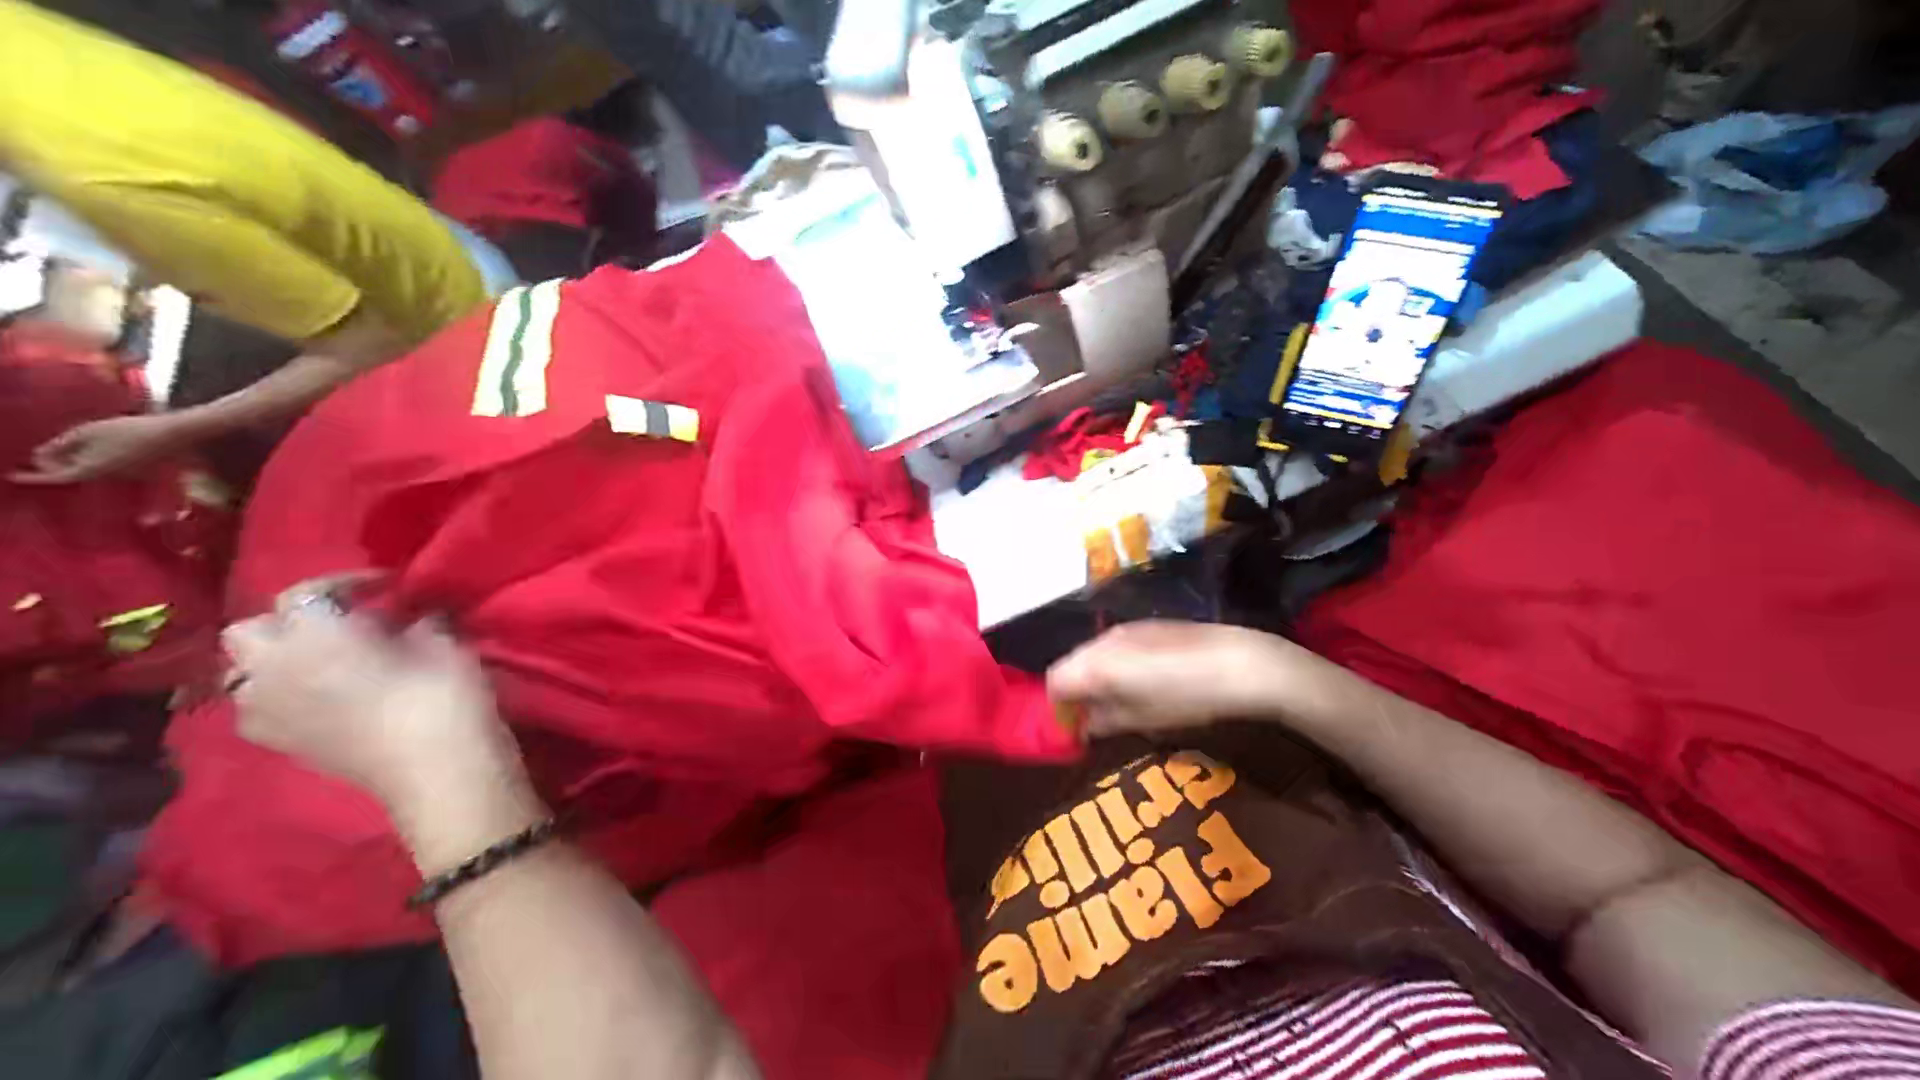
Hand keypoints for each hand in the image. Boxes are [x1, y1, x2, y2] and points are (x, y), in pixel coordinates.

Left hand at [10, 414, 193, 483]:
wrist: (175, 435)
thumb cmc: (130, 431)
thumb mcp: (88, 432)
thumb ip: (61, 444)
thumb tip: (41, 454)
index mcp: (91, 470)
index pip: (54, 477)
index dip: (31, 477)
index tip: (12, 476)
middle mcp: (108, 477)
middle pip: (74, 474)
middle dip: (56, 466)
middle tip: (44, 453)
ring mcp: (128, 475)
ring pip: (93, 471)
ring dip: (78, 462)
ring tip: (71, 449)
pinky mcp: (142, 471)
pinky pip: (111, 469)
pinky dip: (98, 461)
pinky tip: (100, 448)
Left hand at [223, 602, 537, 850]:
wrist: (438, 768)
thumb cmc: (441, 694)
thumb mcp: (443, 641)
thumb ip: (415, 620)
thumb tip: (409, 616)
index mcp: (313, 634)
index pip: (306, 591)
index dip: (346, 583)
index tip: (388, 587)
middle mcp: (271, 668)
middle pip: (252, 629)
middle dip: (290, 622)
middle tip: (342, 625)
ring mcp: (265, 710)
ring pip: (246, 671)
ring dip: (280, 660)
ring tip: (328, 662)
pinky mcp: (277, 742)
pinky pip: (260, 705)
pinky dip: (283, 694)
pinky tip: (323, 698)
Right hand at [1047, 620, 1325, 735]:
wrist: (1238, 662)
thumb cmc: (1186, 699)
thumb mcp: (1142, 720)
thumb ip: (1102, 722)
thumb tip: (1083, 725)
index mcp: (1093, 665)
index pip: (1054, 682)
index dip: (1057, 708)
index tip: (1074, 729)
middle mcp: (1101, 641)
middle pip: (1070, 665)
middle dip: (1075, 691)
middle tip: (1093, 718)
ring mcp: (1124, 629)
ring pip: (1092, 654)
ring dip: (1094, 677)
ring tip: (1119, 701)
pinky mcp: (1145, 625)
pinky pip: (1114, 645)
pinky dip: (1113, 664)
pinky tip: (1142, 680)